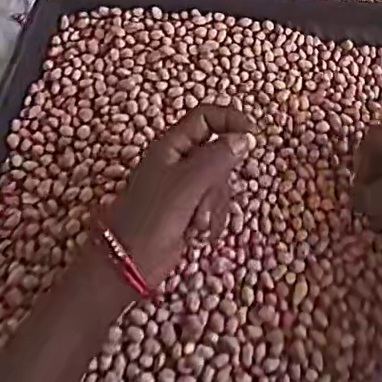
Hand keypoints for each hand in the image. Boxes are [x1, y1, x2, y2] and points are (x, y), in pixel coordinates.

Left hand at [106, 104, 256, 285]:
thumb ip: (218, 157)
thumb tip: (246, 138)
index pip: (205, 117)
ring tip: (196, 223)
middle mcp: (179, 162)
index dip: (230, 120)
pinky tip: (197, 234)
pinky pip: (215, 207)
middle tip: (205, 199)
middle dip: (219, 181)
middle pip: (219, 155)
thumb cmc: (152, 217)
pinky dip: (211, 221)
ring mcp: (185, 188)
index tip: (253, 135)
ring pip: (220, 184)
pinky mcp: (190, 211)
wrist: (128, 264)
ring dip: (214, 206)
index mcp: (172, 145)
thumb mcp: (187, 183)